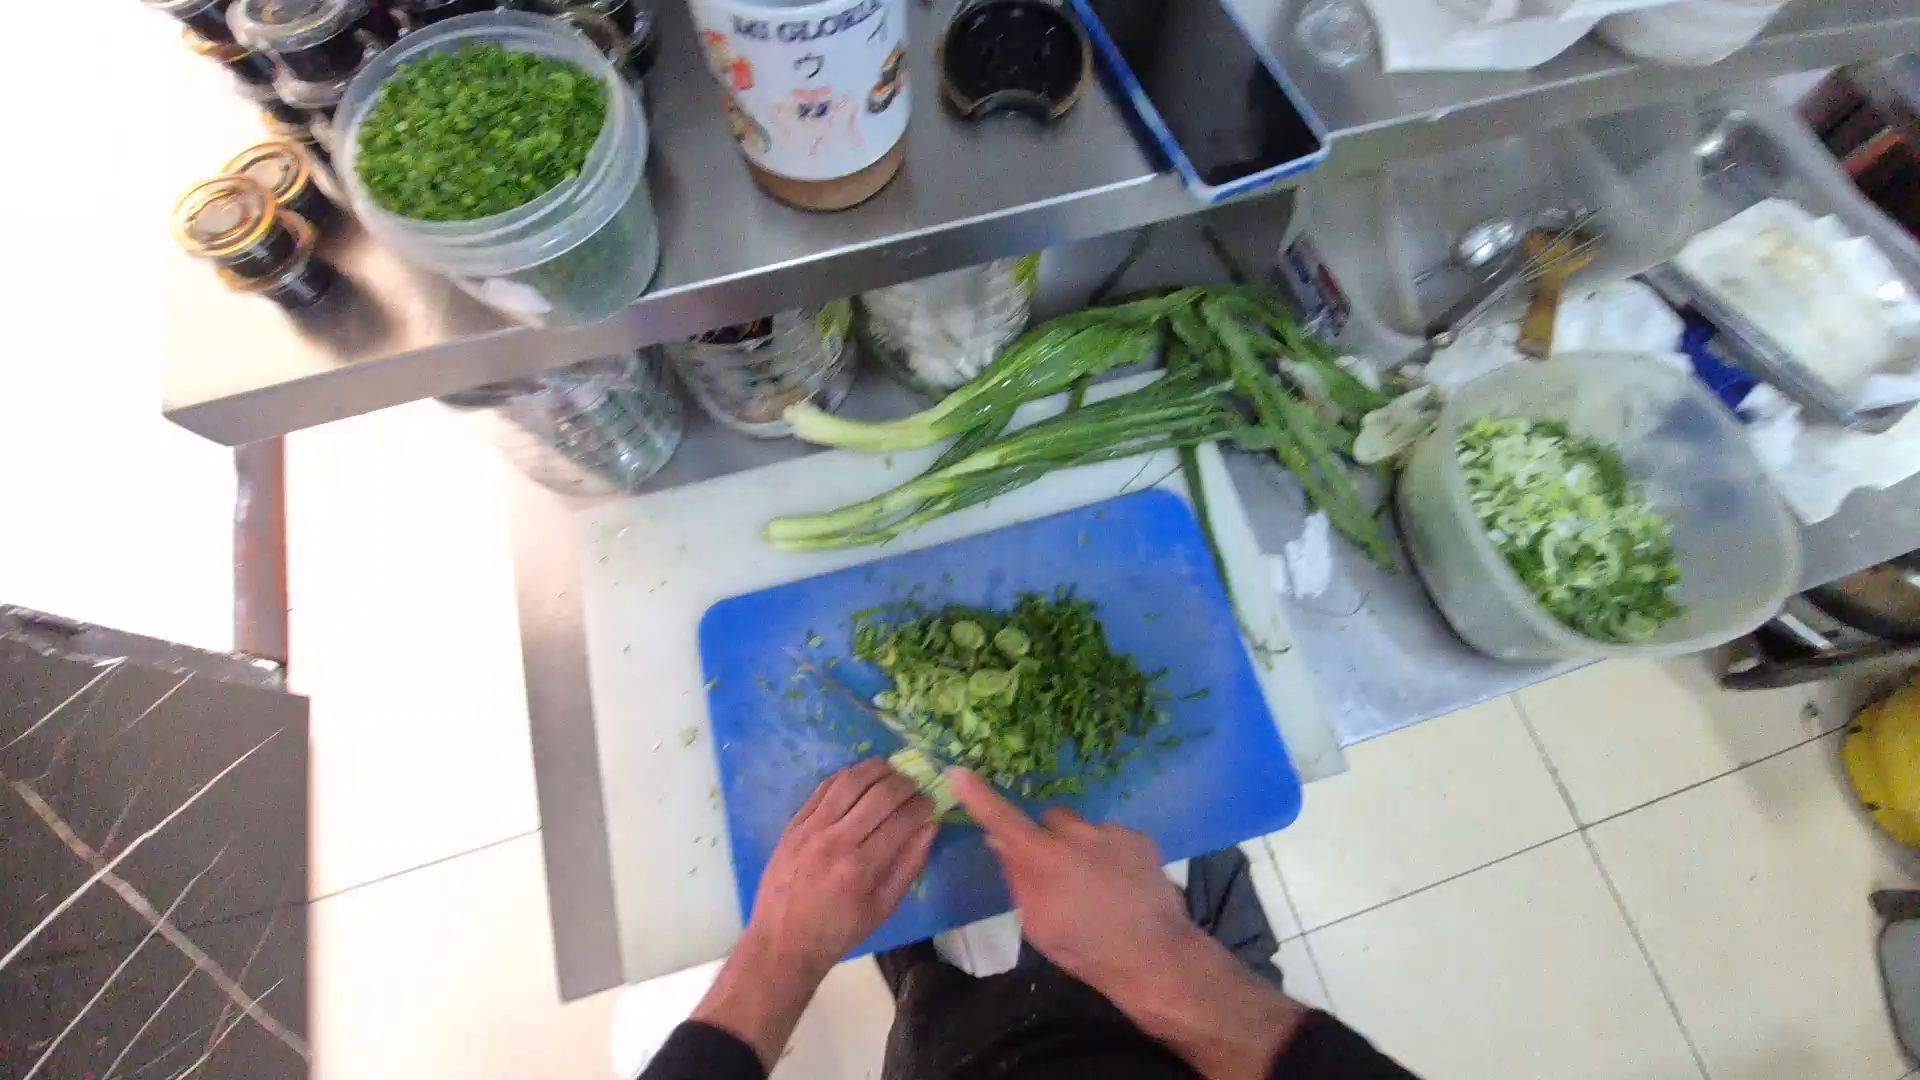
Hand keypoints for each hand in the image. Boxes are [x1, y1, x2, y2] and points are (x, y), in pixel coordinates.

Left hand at [748, 757, 937, 975]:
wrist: (781, 942)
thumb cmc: (838, 931)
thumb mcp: (882, 909)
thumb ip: (909, 865)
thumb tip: (930, 826)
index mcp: (861, 869)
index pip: (902, 820)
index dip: (922, 805)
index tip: (931, 801)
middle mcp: (836, 842)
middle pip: (880, 794)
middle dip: (905, 784)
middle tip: (915, 785)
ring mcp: (811, 829)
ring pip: (850, 781)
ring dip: (877, 769)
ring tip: (892, 770)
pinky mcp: (794, 823)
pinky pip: (824, 787)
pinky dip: (847, 775)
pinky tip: (861, 776)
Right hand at [950, 768, 1307, 1079]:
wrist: (1157, 959)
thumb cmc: (1087, 949)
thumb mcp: (1038, 923)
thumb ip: (1018, 877)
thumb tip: (1001, 842)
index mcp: (1045, 858)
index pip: (1003, 820)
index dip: (978, 797)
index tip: (958, 772)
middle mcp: (1077, 833)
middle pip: (1049, 820)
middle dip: (1047, 838)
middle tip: (1056, 873)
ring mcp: (1112, 832)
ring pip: (1083, 828)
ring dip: (1081, 847)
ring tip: (1097, 886)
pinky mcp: (1140, 838)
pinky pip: (1113, 837)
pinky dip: (1111, 855)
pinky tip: (1121, 885)